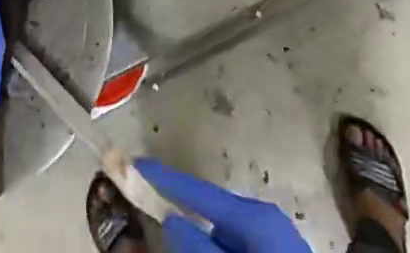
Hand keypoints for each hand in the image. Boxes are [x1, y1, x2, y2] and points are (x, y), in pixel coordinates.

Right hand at [134, 158, 310, 252]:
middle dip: (180, 215)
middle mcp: (266, 223)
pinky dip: (216, 250)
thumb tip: (171, 222)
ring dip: (199, 242)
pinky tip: (202, 252)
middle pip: (210, 212)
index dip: (163, 178)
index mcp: (255, 218)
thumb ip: (195, 247)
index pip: (197, 190)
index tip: (133, 165)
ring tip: (175, 239)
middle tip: (150, 214)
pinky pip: (237, 249)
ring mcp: (276, 245)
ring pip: (223, 235)